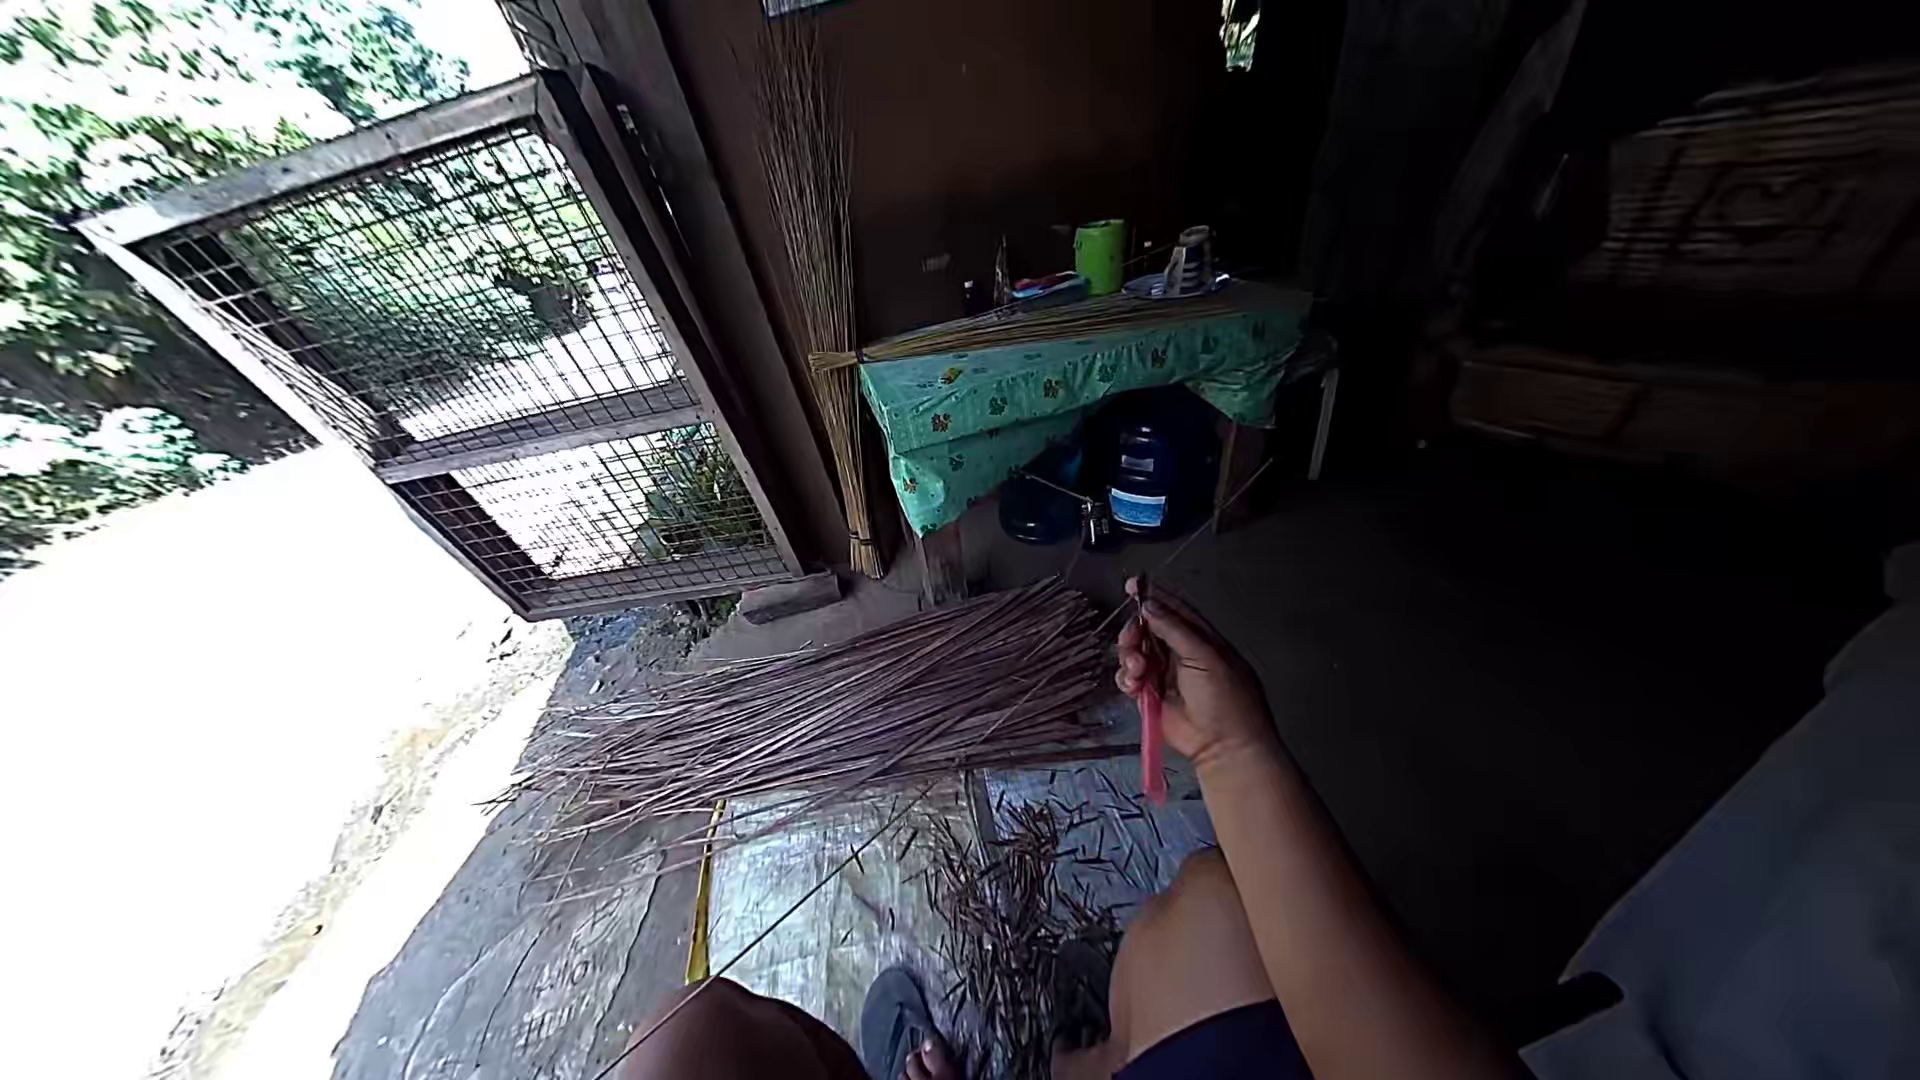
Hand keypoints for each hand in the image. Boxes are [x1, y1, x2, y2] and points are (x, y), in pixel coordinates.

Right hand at [1115, 577, 1275, 771]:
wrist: (1223, 746)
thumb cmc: (1223, 698)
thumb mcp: (1204, 656)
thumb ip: (1173, 628)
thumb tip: (1148, 604)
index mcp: (1199, 638)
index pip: (1173, 609)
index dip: (1152, 596)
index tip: (1131, 585)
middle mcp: (1179, 652)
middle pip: (1146, 629)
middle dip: (1134, 632)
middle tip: (1132, 641)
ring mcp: (1163, 673)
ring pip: (1134, 652)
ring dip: (1130, 657)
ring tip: (1138, 672)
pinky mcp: (1149, 694)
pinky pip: (1128, 677)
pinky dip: (1127, 679)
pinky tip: (1134, 687)